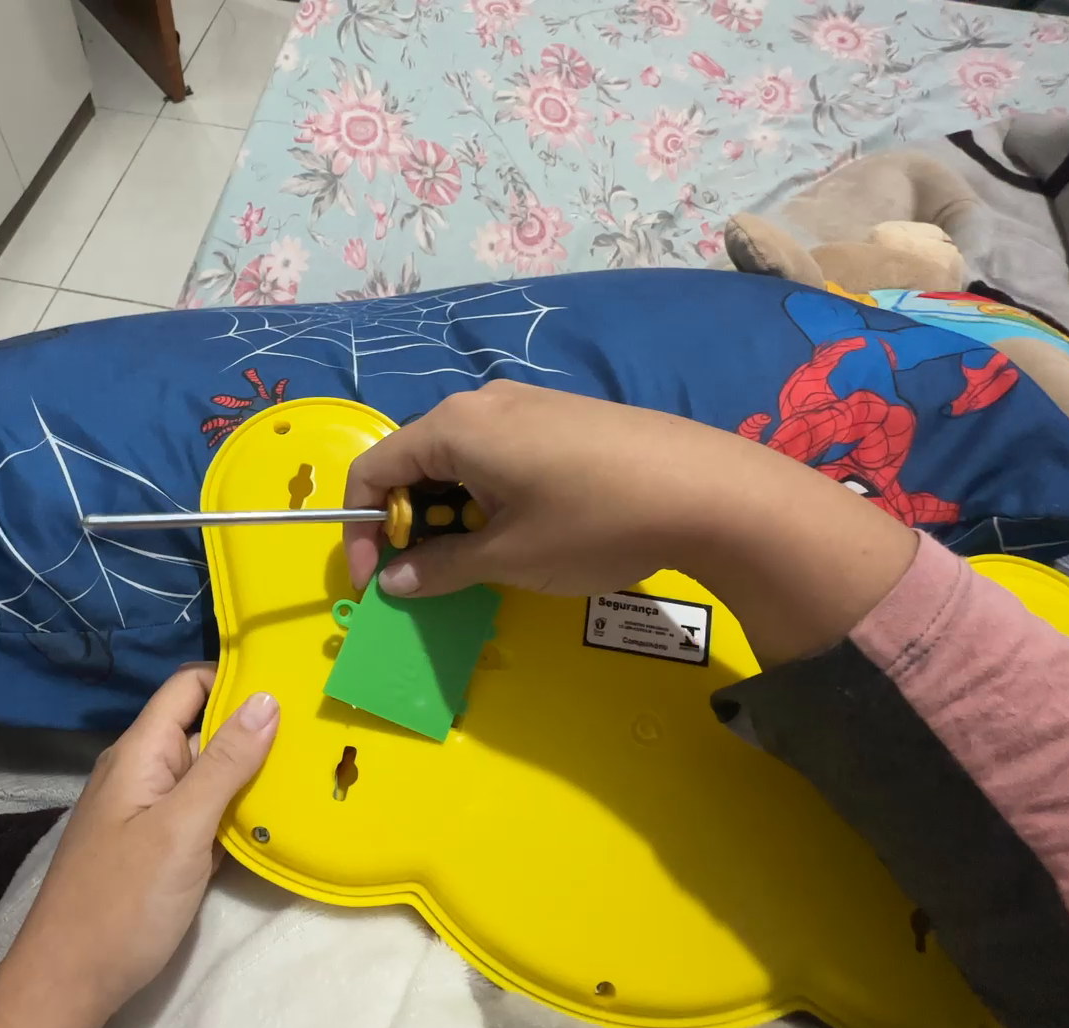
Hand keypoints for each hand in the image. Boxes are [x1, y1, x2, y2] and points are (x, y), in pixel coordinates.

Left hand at [0, 665, 278, 1027]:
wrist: (69, 986)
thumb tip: (267, 698)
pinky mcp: (162, 843)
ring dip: (250, 770)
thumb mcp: (181, 827)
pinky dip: (237, 807)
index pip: (189, 686)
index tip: (289, 681)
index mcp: (141, 751)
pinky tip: (277, 813)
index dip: (234, 676)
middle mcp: (145, 770)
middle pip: (204, 727)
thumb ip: (225, 762)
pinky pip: (206, 808)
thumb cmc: (122, 901)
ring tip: (308, 765)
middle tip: (312, 729)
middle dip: (253, 726)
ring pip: (209, 771)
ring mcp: (152, 808)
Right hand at [342, 381, 917, 663]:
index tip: (375, 579)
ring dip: (446, 509)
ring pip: (455, 458)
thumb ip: (439, 568)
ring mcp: (524, 403)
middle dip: (407, 520)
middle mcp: (480, 403)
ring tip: (476, 552)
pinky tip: (519, 522)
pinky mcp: (558, 415)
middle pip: (413, 461)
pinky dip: (482, 491)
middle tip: (426, 571)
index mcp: (453, 428)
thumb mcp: (507, 556)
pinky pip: (494, 451)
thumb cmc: (592, 523)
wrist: (709, 490)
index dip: (360, 528)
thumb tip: (395, 583)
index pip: (373, 470)